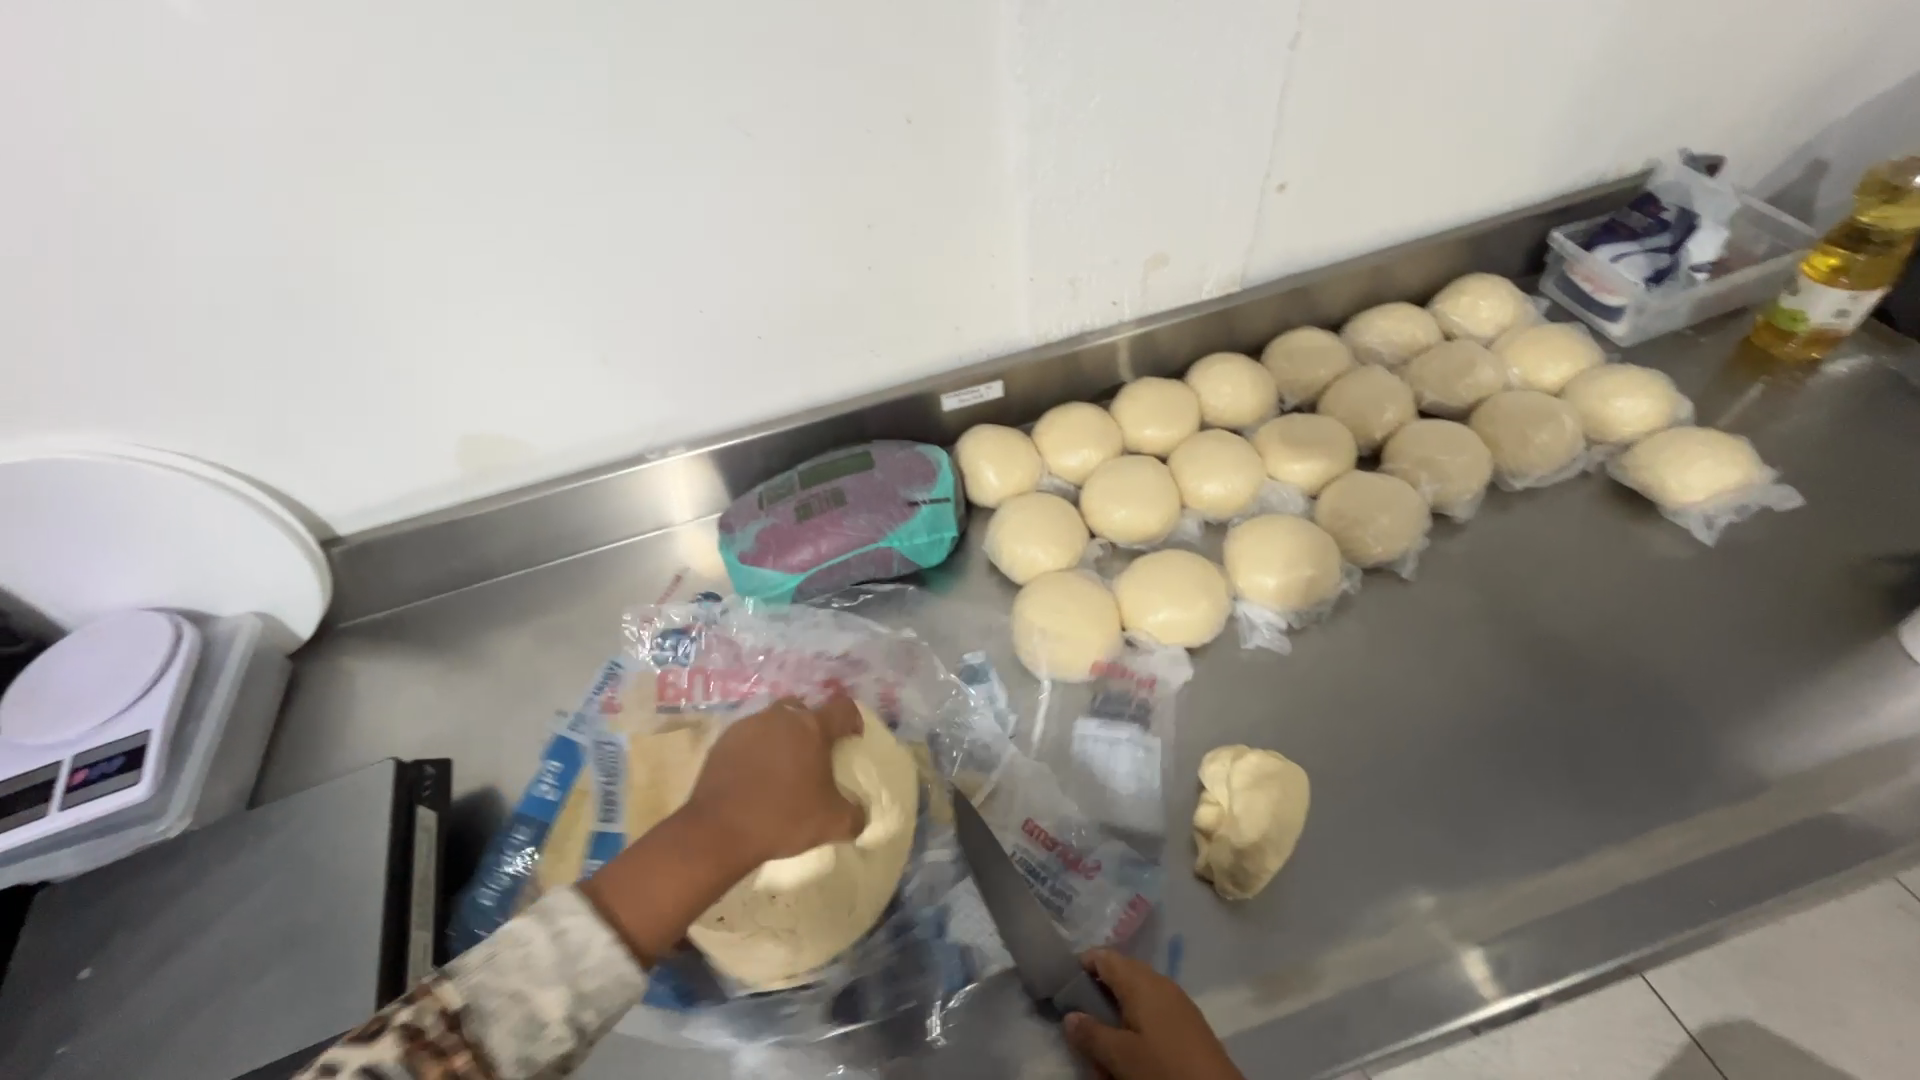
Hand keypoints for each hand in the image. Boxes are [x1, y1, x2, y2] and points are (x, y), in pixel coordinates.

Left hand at [681, 691, 868, 867]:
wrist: (719, 830)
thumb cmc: (784, 817)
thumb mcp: (833, 823)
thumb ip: (856, 815)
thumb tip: (860, 814)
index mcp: (813, 727)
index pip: (843, 708)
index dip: (852, 720)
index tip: (852, 739)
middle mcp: (781, 717)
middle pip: (804, 710)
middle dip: (812, 727)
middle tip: (813, 755)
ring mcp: (749, 725)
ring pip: (774, 721)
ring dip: (782, 737)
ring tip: (781, 768)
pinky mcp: (723, 740)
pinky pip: (748, 737)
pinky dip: (756, 750)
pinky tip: (754, 777)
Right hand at [1064, 949, 1243, 1079]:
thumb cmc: (1165, 1070)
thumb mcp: (1121, 1057)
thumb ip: (1091, 1035)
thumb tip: (1069, 1016)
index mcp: (1141, 981)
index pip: (1103, 956)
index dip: (1080, 966)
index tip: (1062, 988)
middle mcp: (1159, 982)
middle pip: (1119, 974)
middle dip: (1096, 996)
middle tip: (1080, 1023)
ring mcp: (1176, 1002)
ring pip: (1135, 997)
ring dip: (1115, 1016)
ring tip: (1104, 1047)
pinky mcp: (1187, 1023)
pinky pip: (1151, 1013)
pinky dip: (1135, 1027)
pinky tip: (1131, 1054)